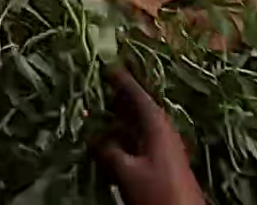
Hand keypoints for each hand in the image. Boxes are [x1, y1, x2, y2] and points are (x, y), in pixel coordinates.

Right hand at [98, 67, 203, 204]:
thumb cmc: (159, 193)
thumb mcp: (128, 172)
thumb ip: (109, 151)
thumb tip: (93, 135)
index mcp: (155, 121)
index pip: (135, 91)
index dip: (119, 78)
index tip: (104, 63)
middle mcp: (161, 127)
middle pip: (136, 104)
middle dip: (116, 96)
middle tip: (95, 86)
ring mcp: (163, 145)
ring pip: (137, 123)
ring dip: (119, 117)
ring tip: (97, 111)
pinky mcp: (163, 162)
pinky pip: (139, 138)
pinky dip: (124, 134)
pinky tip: (111, 141)